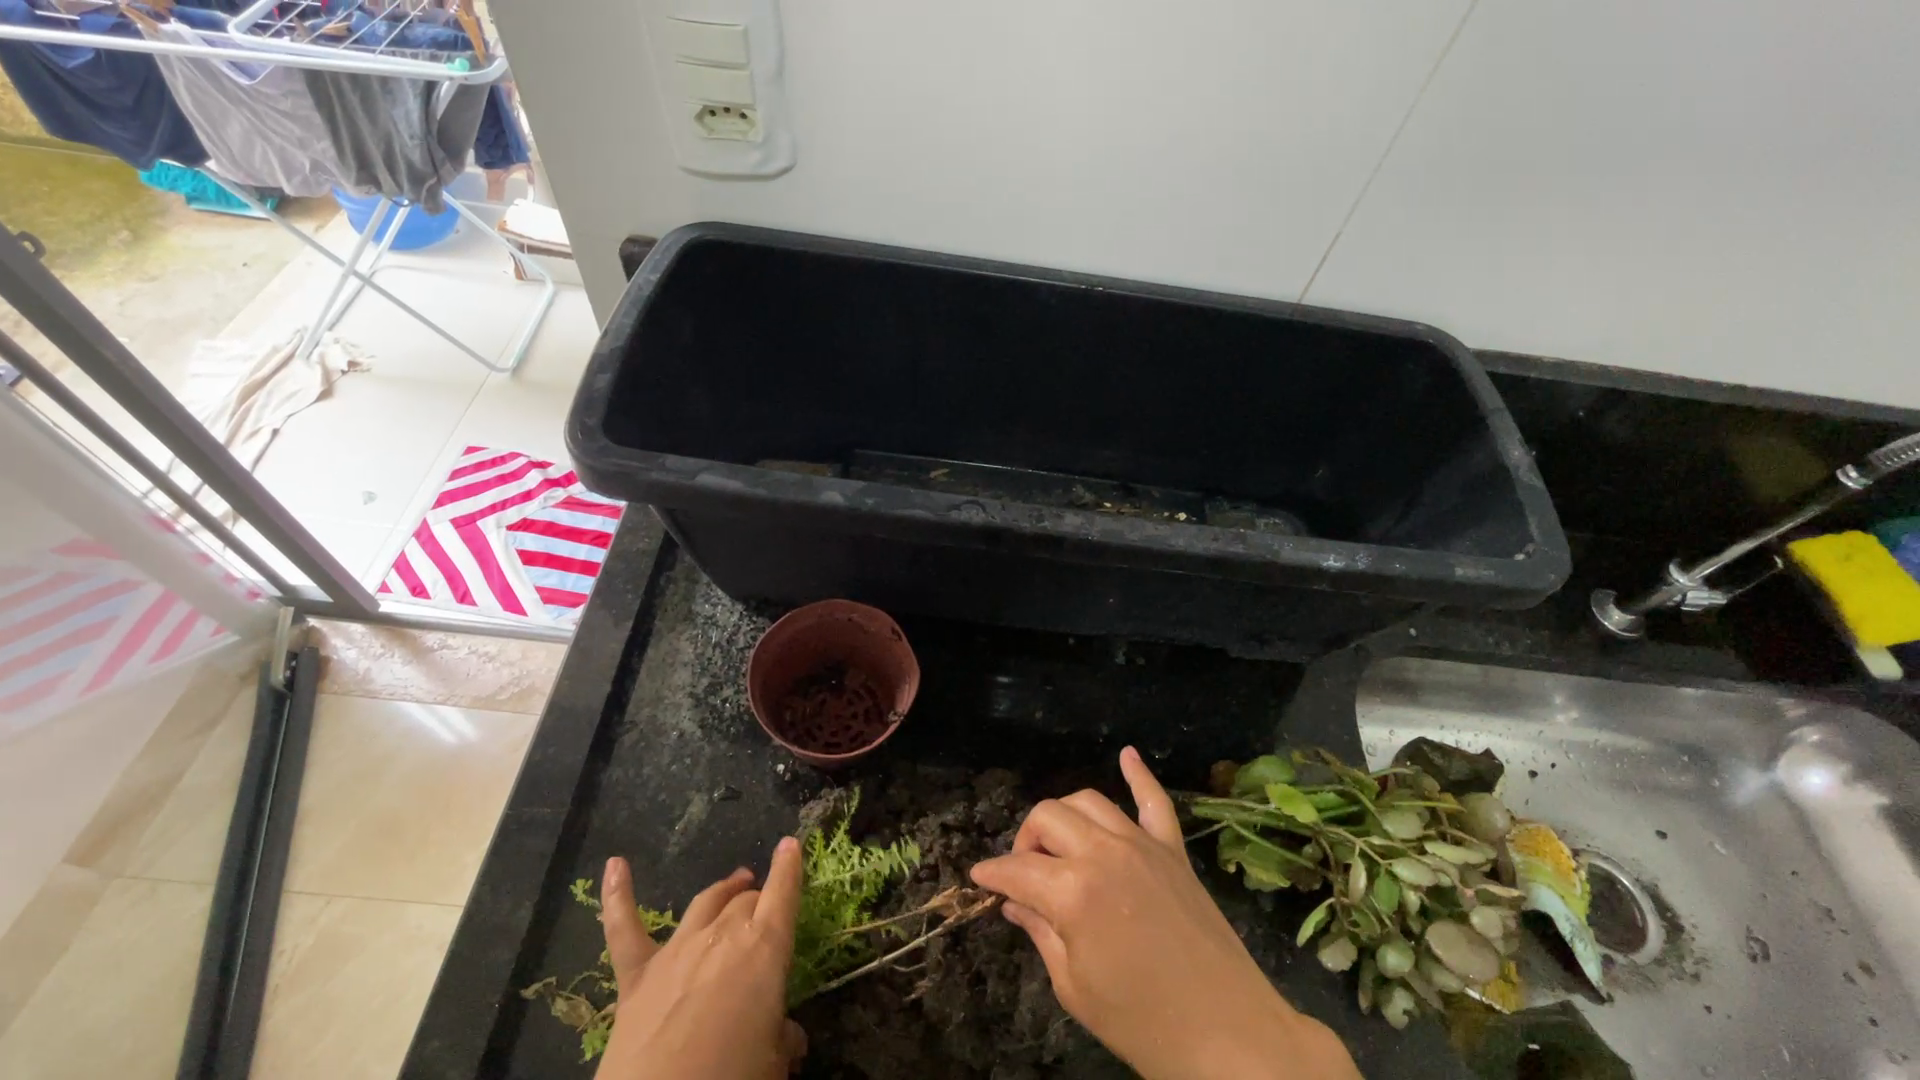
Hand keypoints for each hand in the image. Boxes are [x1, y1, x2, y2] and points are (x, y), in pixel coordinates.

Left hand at [593, 841, 808, 1079]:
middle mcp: (722, 937)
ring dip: (722, 891)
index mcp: (765, 949)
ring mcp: (676, 951)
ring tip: (734, 883)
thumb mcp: (774, 1061)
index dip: (789, 869)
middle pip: (745, 902)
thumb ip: (782, 1038)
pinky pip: (624, 928)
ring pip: (704, 904)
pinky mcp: (636, 974)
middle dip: (758, 898)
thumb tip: (787, 1036)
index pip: (782, 896)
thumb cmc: (733, 1074)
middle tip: (766, 902)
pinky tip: (615, 865)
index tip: (791, 845)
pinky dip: (619, 894)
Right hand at [970, 748, 1361, 1079]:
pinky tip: (1127, 754)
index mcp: (1072, 892)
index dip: (991, 875)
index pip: (1015, 869)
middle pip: (1047, 818)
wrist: (1225, 1031)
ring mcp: (1143, 845)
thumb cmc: (1140, 1021)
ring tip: (1058, 846)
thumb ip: (1040, 932)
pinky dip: (1139, 774)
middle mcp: (1103, 853)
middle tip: (1024, 876)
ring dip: (1063, 817)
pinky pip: (1154, 800)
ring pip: (1088, 802)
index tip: (979, 879)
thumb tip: (1014, 903)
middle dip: (1025, 842)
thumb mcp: (1073, 986)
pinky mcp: (1174, 851)